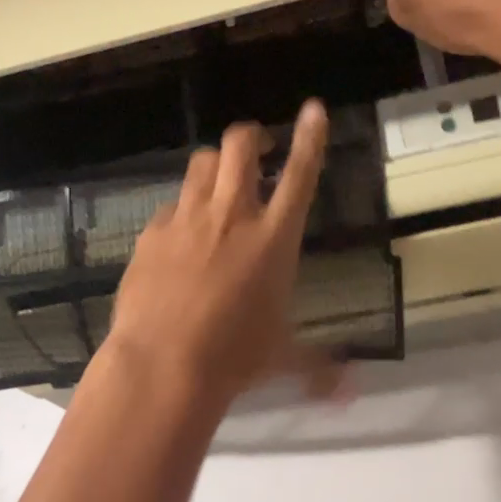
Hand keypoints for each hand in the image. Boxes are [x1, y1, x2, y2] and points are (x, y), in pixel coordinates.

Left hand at [103, 100, 343, 407]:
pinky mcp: (151, 234)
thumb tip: (349, 392)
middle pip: (240, 145)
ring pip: (202, 164)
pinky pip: (169, 206)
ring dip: (216, 167)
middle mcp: (231, 215)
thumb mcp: (282, 357)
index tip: (313, 109)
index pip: (300, 173)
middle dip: (251, 137)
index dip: (310, 136)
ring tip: (220, 185)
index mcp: (274, 237)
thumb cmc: (234, 358)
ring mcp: (187, 219)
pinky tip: (181, 237)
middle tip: (258, 150)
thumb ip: (318, 366)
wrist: (163, 364)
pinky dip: (181, 212)